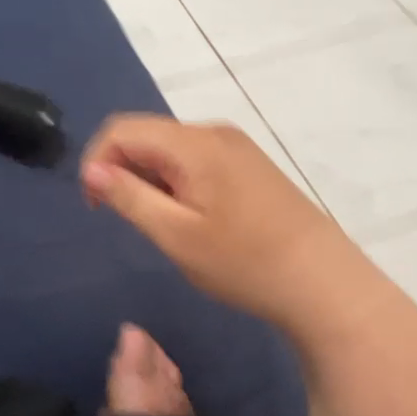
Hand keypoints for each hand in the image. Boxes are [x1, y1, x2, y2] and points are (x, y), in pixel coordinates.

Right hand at [81, 114, 350, 321]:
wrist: (326, 285)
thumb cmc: (245, 263)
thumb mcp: (176, 235)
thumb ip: (128, 197)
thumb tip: (91, 169)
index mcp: (194, 144)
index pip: (121, 129)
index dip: (96, 161)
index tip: (94, 206)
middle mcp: (214, 133)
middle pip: (146, 134)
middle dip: (121, 170)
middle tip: (126, 220)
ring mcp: (236, 147)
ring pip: (169, 149)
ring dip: (148, 178)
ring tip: (159, 224)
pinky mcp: (248, 165)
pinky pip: (193, 160)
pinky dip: (174, 181)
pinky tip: (188, 218)